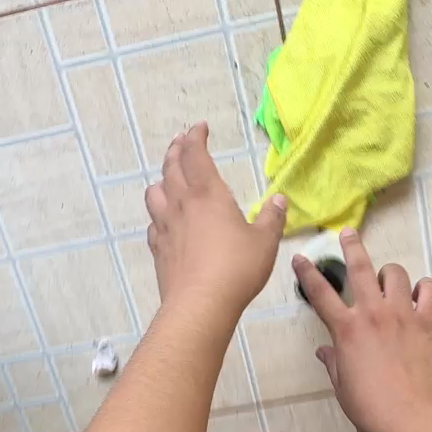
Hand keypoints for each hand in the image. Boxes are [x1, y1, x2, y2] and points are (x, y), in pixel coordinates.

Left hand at [145, 123, 284, 323]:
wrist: (200, 304)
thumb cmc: (237, 269)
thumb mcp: (265, 243)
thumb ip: (272, 219)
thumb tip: (279, 200)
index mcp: (208, 194)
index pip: (196, 154)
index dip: (196, 137)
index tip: (199, 127)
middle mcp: (182, 204)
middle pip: (171, 167)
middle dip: (176, 150)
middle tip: (181, 142)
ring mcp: (164, 227)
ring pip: (154, 192)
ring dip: (161, 180)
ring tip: (168, 179)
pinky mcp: (158, 249)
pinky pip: (152, 223)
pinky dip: (158, 214)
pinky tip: (164, 221)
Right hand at [294, 230, 431, 431]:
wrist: (415, 417)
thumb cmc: (373, 408)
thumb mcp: (343, 389)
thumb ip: (334, 364)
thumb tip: (325, 352)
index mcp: (347, 331)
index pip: (320, 294)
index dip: (307, 274)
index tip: (301, 258)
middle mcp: (374, 314)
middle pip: (359, 267)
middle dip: (351, 246)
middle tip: (348, 234)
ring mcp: (403, 314)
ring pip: (396, 273)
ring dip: (389, 273)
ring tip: (388, 281)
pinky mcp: (429, 321)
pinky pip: (430, 290)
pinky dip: (424, 288)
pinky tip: (419, 295)